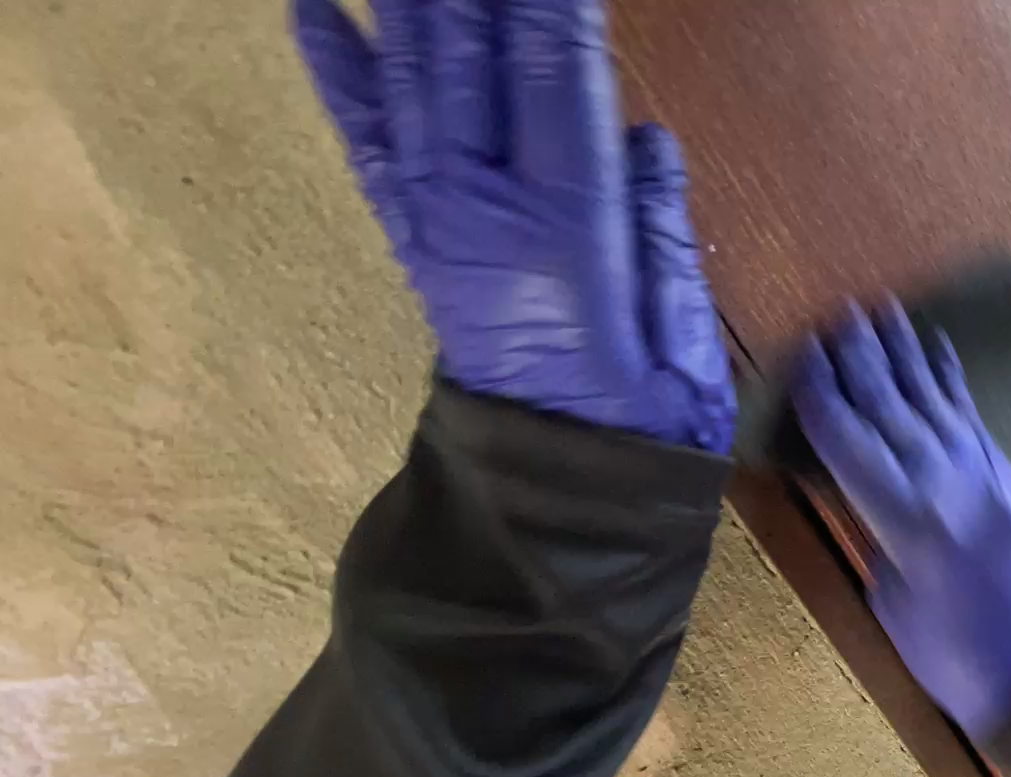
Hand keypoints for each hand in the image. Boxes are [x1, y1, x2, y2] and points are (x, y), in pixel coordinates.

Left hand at [292, 0, 733, 450]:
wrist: (563, 493)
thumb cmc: (648, 426)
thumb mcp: (687, 342)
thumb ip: (665, 235)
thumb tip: (646, 138)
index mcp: (569, 234)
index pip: (556, 78)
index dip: (557, 5)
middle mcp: (485, 211)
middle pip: (470, 57)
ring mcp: (439, 224)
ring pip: (413, 80)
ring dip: (418, 4)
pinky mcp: (419, 246)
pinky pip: (370, 145)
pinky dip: (342, 73)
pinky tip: (322, 9)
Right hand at [793, 300, 1010, 739]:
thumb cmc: (947, 653)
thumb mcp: (889, 599)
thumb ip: (875, 530)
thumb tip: (862, 483)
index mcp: (907, 520)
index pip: (849, 440)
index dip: (821, 396)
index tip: (802, 356)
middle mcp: (947, 482)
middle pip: (891, 408)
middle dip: (860, 358)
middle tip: (839, 314)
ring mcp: (986, 473)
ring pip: (934, 401)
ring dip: (905, 353)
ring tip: (882, 309)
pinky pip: (973, 418)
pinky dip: (952, 380)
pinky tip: (937, 347)